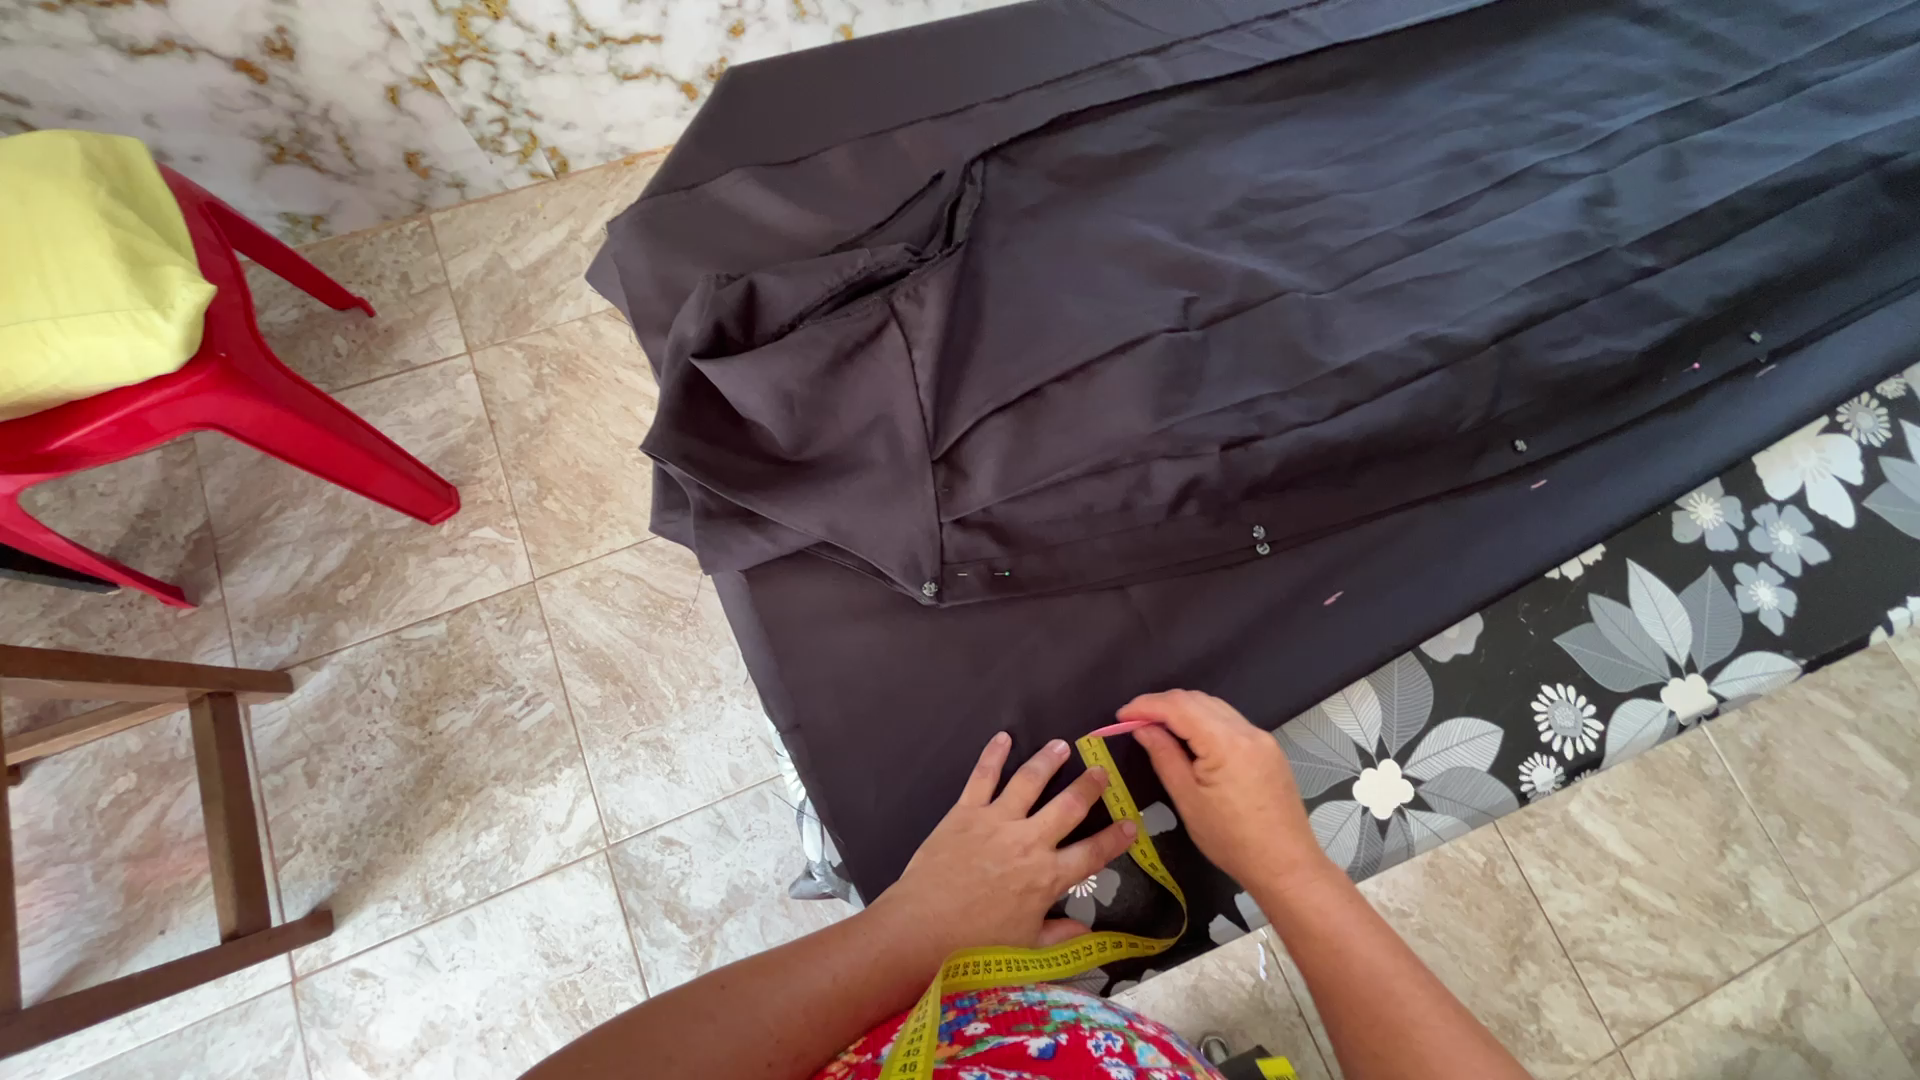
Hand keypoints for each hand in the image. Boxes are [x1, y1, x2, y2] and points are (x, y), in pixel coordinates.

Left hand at [872, 733, 1137, 961]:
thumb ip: (1059, 935)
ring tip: (1061, 746)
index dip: (1116, 838)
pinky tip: (1003, 737)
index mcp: (1047, 877)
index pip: (1092, 853)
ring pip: (1030, 781)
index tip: (1132, 823)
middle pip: (1068, 807)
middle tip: (1101, 770)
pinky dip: (993, 754)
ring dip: (1048, 761)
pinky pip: (983, 776)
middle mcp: (1029, 841)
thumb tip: (1089, 930)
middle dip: (1089, 786)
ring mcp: (997, 821)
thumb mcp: (1027, 947)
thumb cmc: (975, 945)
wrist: (923, 928)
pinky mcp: (966, 811)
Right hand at [1119, 690, 1334, 892]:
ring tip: (1157, 728)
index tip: (1121, 716)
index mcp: (1226, 743)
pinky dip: (1203, 721)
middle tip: (1134, 721)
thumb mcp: (1187, 799)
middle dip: (1162, 704)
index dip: (1146, 705)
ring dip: (1183, 710)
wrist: (1286, 867)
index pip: (1178, 706)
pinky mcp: (1268, 749)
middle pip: (1196, 700)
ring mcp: (1262, 738)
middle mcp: (1247, 731)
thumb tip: (1142, 728)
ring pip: (1214, 707)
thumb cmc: (1231, 840)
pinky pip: (1229, 721)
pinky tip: (1189, 738)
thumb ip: (1163, 756)